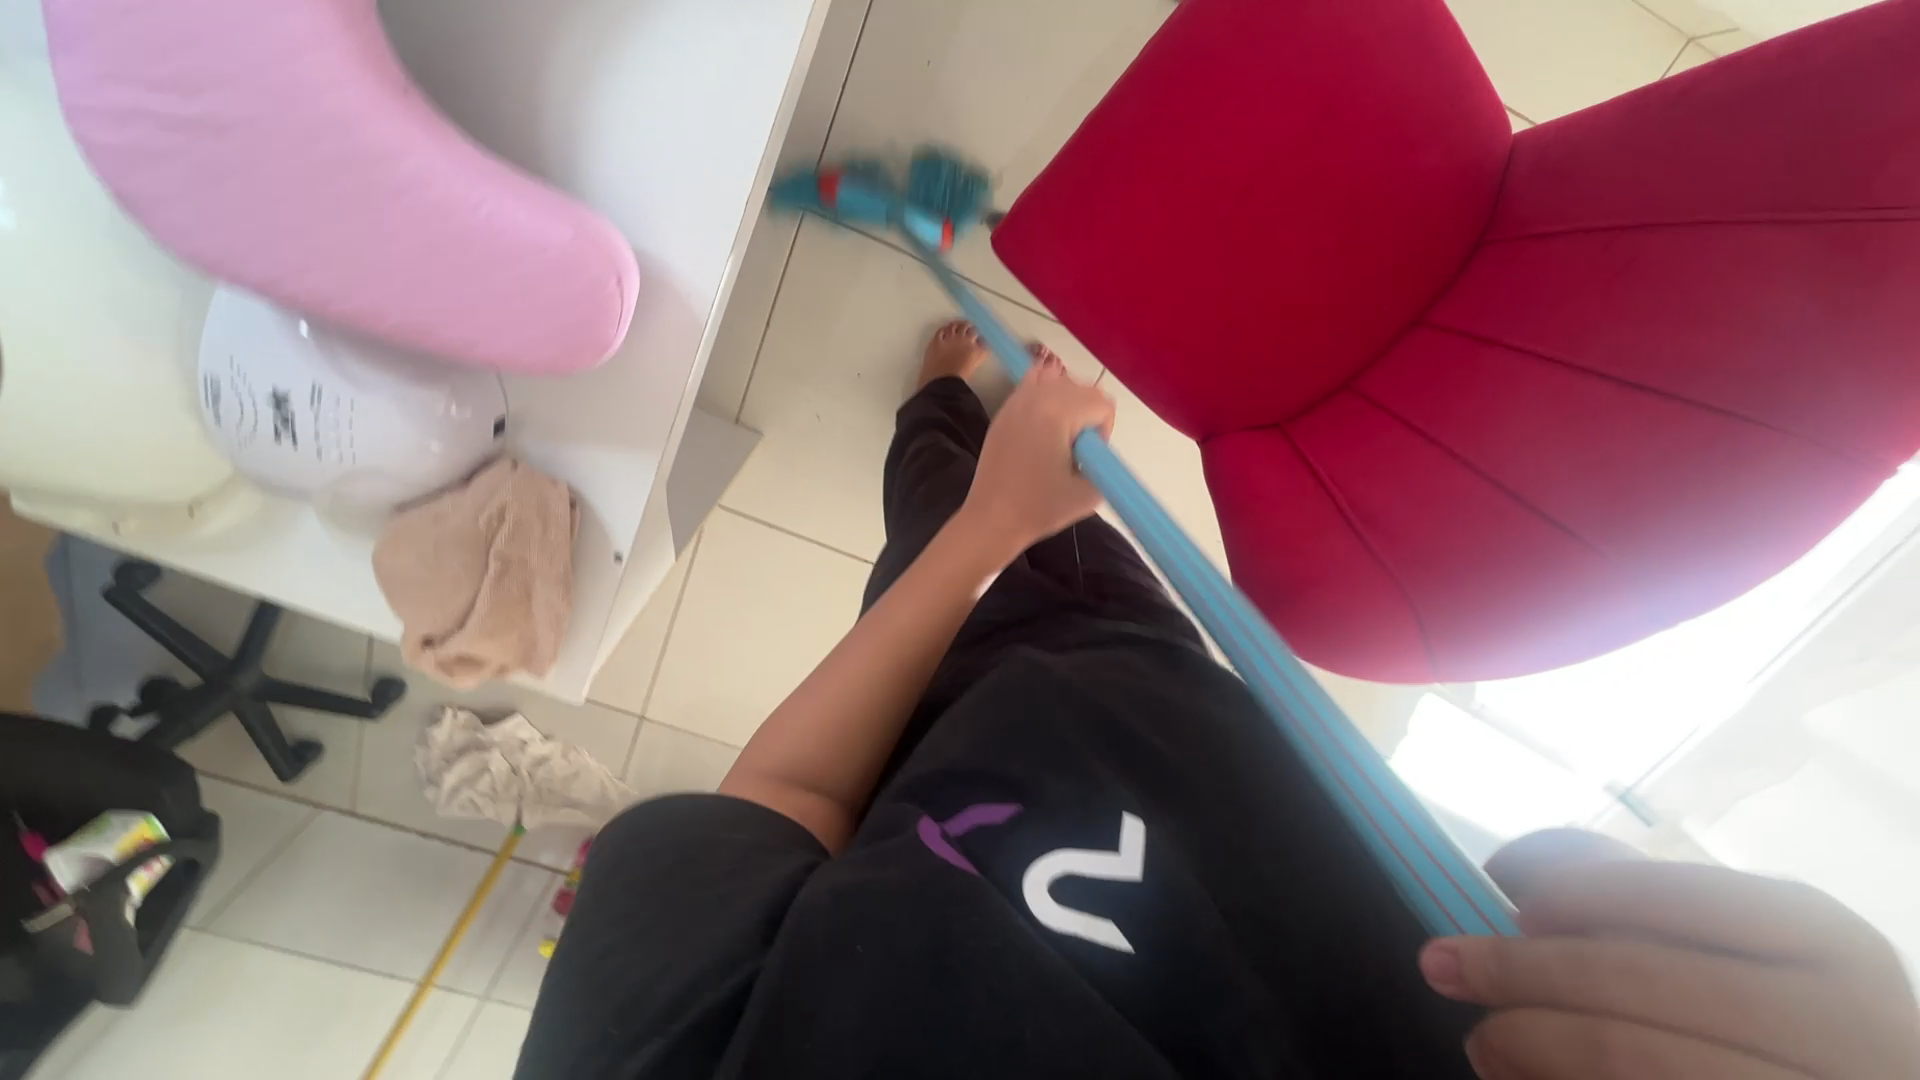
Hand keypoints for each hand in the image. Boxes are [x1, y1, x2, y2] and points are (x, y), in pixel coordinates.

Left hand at [959, 359, 1115, 555]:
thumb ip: (1104, 462)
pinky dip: (1044, 396)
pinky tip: (1042, 425)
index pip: (1102, 402)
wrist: (993, 518)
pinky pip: (1031, 384)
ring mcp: (1016, 401)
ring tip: (1060, 433)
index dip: (1104, 430)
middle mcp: (1036, 397)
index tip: (1089, 456)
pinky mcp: (1004, 411)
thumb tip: (1095, 449)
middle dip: (1088, 414)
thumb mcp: (1090, 491)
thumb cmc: (1041, 508)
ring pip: (1056, 379)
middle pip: (1081, 387)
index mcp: (1058, 413)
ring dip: (1067, 401)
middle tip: (1077, 448)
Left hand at [1421, 857, 1919, 1079]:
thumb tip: (1512, 872)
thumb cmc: (1746, 1004)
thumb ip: (1626, 896)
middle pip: (1638, 979)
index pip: (1674, 894)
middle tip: (1439, 966)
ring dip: (1530, 1043)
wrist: (1815, 1078)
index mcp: (1826, 941)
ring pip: (1637, 1062)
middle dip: (1518, 970)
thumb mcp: (1714, 941)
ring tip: (1479, 1041)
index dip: (1578, 896)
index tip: (1516, 909)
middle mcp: (1859, 1029)